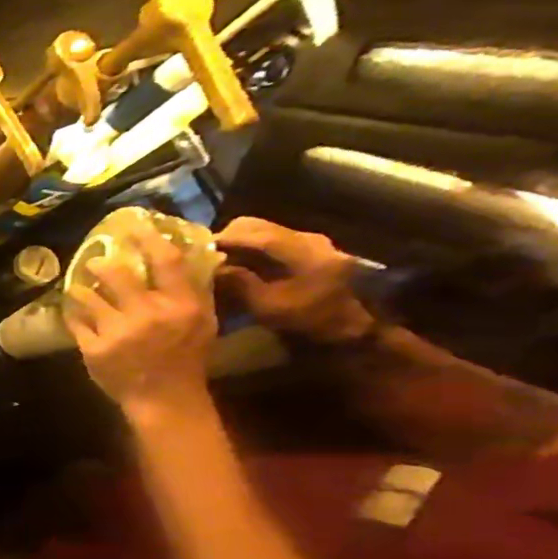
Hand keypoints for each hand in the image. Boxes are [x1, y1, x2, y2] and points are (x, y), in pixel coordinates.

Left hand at [64, 220, 216, 414]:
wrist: (164, 399)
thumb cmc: (186, 357)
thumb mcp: (202, 320)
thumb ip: (193, 288)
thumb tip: (185, 251)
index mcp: (180, 305)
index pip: (165, 261)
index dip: (148, 238)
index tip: (134, 226)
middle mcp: (148, 315)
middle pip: (115, 274)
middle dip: (100, 264)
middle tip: (95, 261)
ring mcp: (117, 332)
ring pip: (87, 296)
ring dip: (80, 289)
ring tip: (79, 287)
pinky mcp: (93, 348)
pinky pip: (74, 320)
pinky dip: (72, 313)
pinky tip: (74, 310)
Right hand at [215, 217, 374, 342]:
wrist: (360, 332)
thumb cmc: (313, 320)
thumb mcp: (268, 306)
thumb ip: (239, 282)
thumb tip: (213, 267)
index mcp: (297, 248)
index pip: (249, 232)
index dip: (219, 239)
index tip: (197, 252)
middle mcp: (305, 237)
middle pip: (255, 225)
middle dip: (227, 238)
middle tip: (208, 258)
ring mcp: (312, 243)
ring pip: (263, 231)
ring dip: (240, 243)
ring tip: (223, 263)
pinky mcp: (313, 253)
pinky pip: (274, 242)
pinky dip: (253, 249)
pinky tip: (244, 266)